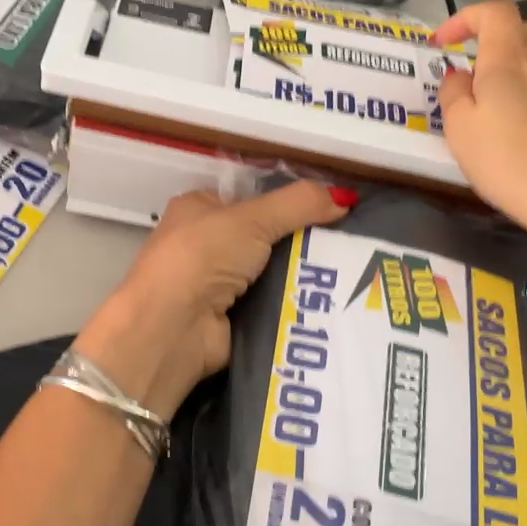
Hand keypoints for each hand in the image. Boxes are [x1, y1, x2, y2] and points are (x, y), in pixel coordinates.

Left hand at [74, 182, 350, 418]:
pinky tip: (333, 306)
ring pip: (274, 274)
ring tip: (354, 276)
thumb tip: (344, 197)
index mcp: (200, 209)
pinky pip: (274, 306)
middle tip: (351, 246)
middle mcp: (206, 245)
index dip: (288, 203)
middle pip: (266, 238)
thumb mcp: (252, 219)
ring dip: (305, 277)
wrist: (171, 328)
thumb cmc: (201, 257)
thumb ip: (298, 204)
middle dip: (303, 243)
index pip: (252, 199)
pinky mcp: (233, 320)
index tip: (332, 210)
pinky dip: (297, 306)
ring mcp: (218, 285)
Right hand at [434, 2, 526, 254]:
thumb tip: (460, 75)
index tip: (445, 42)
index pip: (494, 12)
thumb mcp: (459, 131)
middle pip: (522, 31)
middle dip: (493, 42)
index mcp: (509, 61)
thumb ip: (454, 94)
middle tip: (473, 75)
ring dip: (524, 62)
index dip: (467, 17)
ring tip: (508, 94)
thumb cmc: (509, 165)